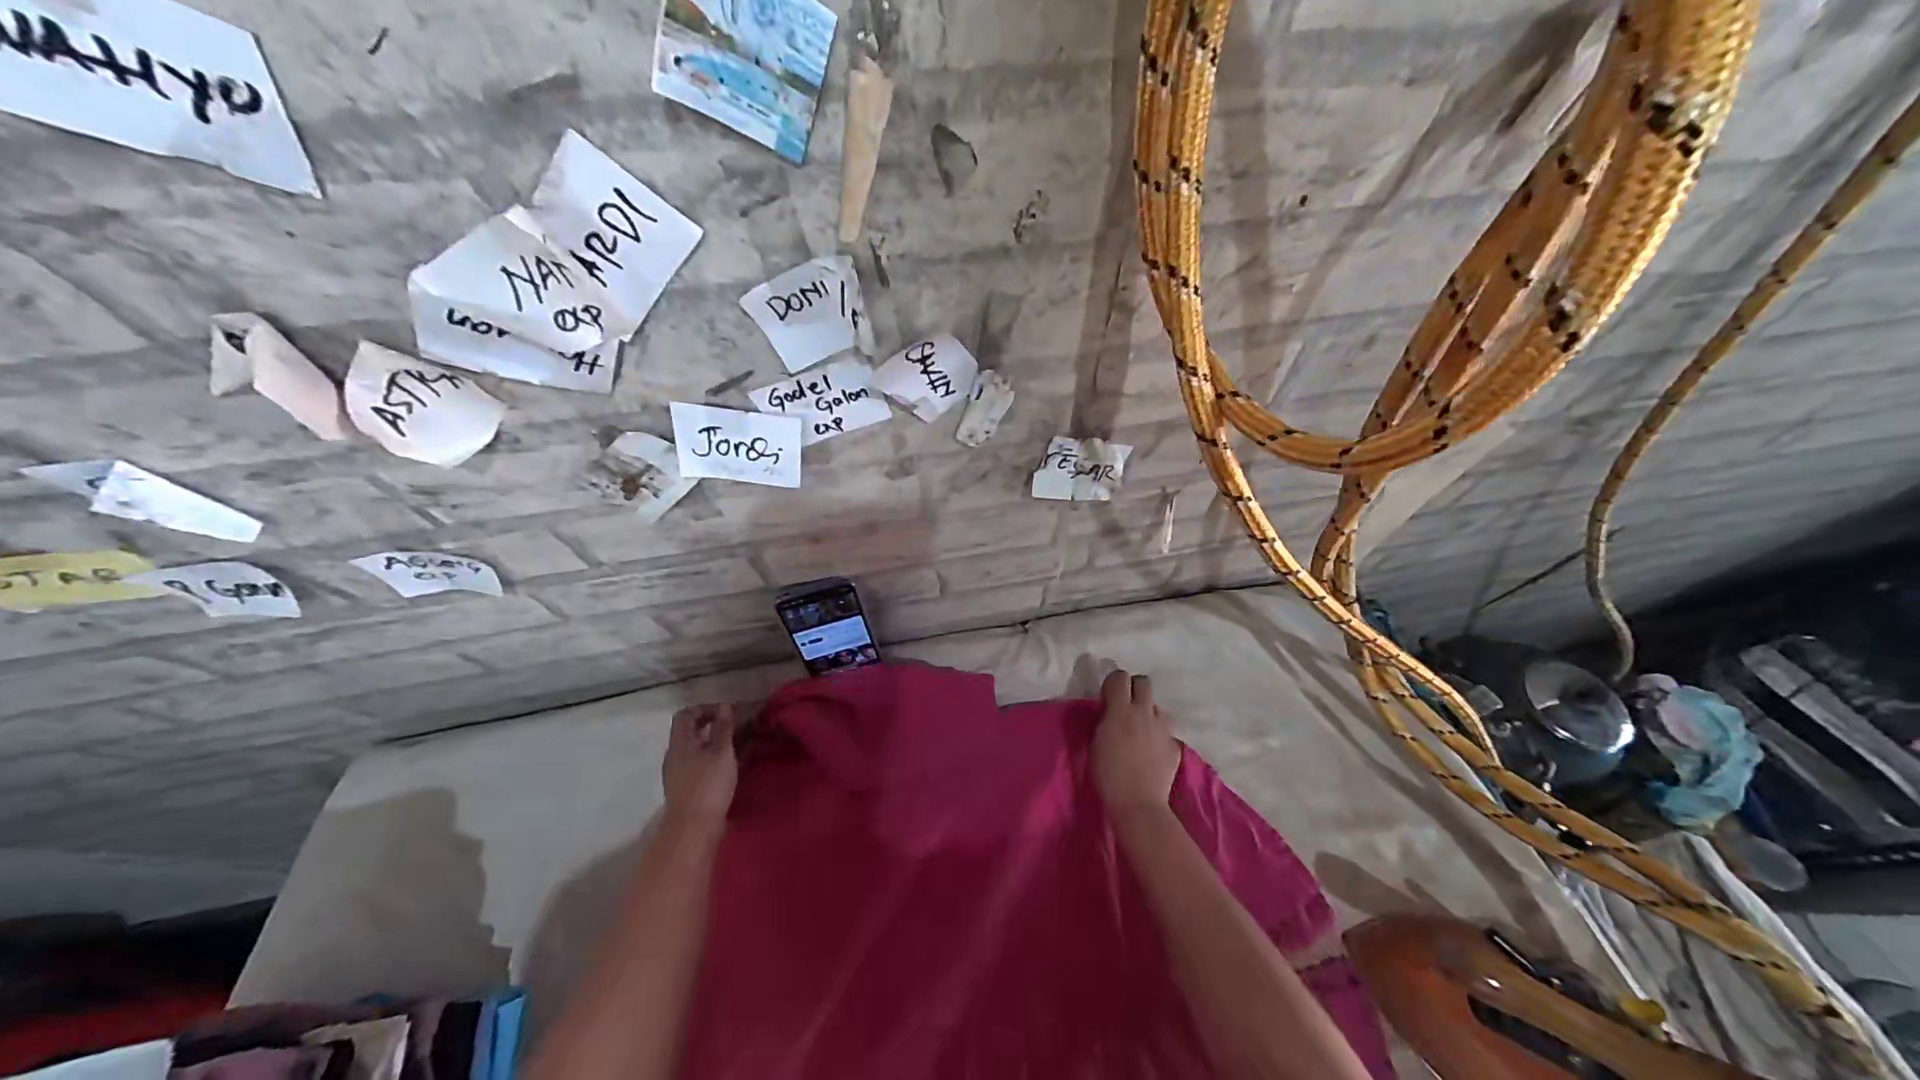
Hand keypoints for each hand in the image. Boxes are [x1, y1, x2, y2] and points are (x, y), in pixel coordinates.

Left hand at [663, 703, 737, 829]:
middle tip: (738, 726)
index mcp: (680, 742)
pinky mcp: (687, 789)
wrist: (693, 829)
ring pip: (698, 749)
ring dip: (717, 743)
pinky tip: (732, 766)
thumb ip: (723, 727)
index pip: (686, 714)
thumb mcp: (721, 751)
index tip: (727, 712)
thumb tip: (723, 706)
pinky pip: (701, 765)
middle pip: (691, 731)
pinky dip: (716, 759)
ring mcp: (680, 773)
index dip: (705, 708)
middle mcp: (676, 755)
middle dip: (714, 725)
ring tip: (740, 745)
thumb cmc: (708, 784)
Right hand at [1092, 669, 1181, 816]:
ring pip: (1157, 707)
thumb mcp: (1097, 741)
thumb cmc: (1108, 775)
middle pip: (1144, 682)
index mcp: (1121, 710)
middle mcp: (1145, 713)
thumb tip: (1112, 710)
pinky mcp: (1175, 745)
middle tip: (1125, 706)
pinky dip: (1157, 735)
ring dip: (1147, 712)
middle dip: (1133, 688)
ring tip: (1139, 730)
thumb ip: (1106, 719)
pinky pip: (1165, 731)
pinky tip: (1150, 752)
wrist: (1138, 803)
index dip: (1112, 683)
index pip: (1119, 677)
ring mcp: (1163, 728)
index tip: (1107, 697)